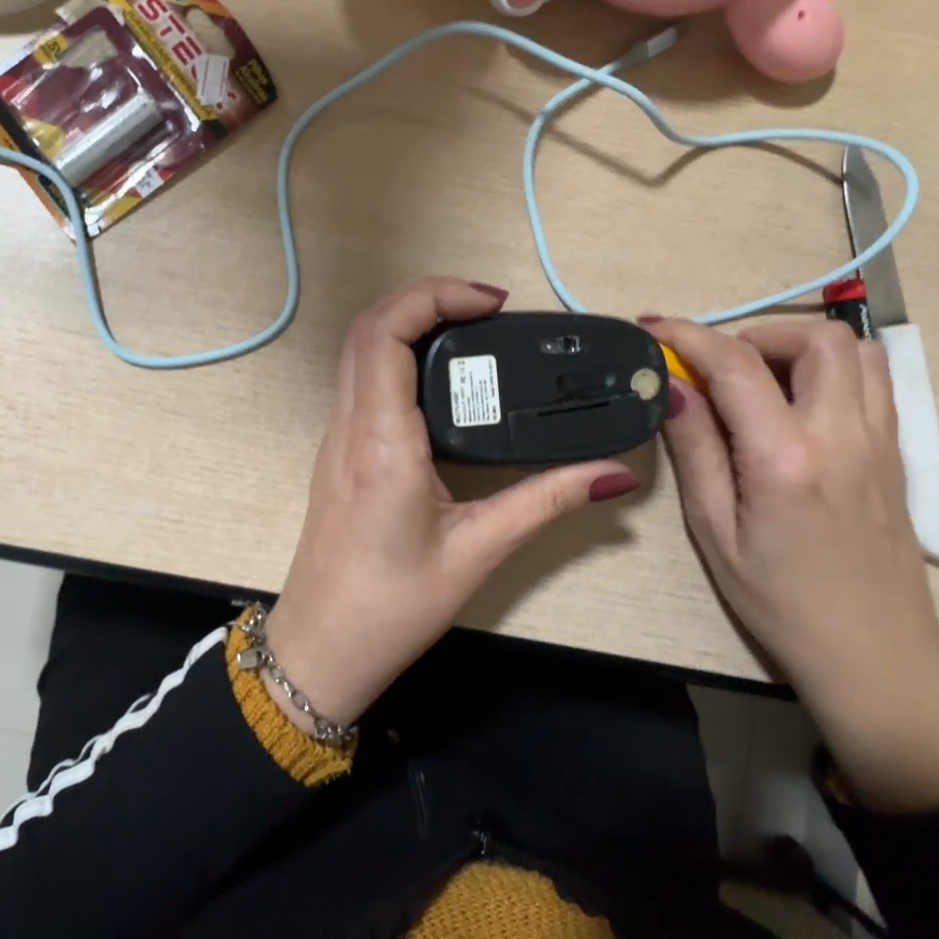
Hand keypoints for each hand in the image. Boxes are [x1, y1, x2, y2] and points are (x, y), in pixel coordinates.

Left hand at [262, 279, 639, 731]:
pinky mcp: (339, 452)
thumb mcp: (478, 551)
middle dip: (426, 301)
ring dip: (410, 326)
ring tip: (476, 337)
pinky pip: (362, 381)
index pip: (386, 333)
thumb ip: (546, 501)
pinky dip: (398, 358)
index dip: (435, 296)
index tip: (492, 303)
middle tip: (490, 313)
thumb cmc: (392, 606)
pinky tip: (446, 383)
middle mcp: (348, 427)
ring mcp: (336, 438)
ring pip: (359, 352)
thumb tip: (614, 473)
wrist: (323, 643)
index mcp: (381, 442)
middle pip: (368, 328)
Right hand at [650, 318, 938, 812]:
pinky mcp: (897, 453)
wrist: (874, 651)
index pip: (737, 366)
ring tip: (758, 382)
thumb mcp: (714, 531)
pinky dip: (832, 370)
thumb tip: (673, 389)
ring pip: (856, 351)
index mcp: (786, 458)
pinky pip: (874, 382)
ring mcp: (881, 440)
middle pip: (814, 339)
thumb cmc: (779, 601)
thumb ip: (695, 450)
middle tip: (716, 367)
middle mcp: (843, 435)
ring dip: (800, 348)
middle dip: (754, 336)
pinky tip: (796, 406)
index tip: (653, 328)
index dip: (689, 336)